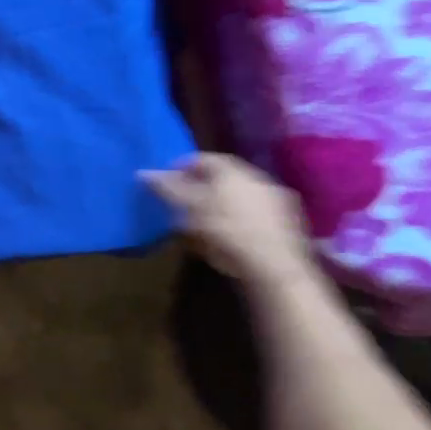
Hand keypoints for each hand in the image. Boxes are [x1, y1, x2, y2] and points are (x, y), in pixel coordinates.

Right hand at [142, 154, 313, 286]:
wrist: (276, 271)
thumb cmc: (225, 231)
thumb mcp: (188, 207)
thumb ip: (166, 187)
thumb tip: (142, 172)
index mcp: (234, 170)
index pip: (203, 158)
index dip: (181, 167)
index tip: (167, 182)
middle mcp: (258, 180)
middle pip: (223, 178)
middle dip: (201, 188)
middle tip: (183, 203)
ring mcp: (278, 203)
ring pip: (239, 198)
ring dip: (220, 206)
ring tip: (202, 224)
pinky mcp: (289, 227)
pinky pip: (254, 216)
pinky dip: (238, 221)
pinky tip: (227, 238)